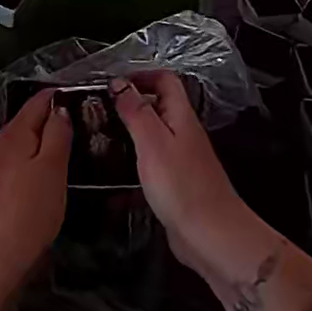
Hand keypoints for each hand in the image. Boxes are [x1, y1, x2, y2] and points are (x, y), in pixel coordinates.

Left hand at [0, 88, 70, 288]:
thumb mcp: (52, 166)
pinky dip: (43, 156)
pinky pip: (27, 159)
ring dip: (50, 136)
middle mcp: (5, 144)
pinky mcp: (3, 187)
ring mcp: (1, 166)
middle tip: (88, 116)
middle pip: (32, 118)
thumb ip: (57, 132)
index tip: (86, 94)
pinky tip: (58, 166)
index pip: (39, 101)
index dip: (61, 94)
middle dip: (56, 114)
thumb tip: (60, 106)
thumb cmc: (30, 209)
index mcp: (17, 133)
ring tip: (78, 138)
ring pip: (30, 140)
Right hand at [111, 72, 249, 271]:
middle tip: (101, 111)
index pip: (165, 79)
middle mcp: (184, 131)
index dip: (140, 75)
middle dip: (132, 101)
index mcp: (181, 115)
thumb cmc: (180, 184)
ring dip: (132, 129)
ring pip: (156, 131)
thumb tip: (119, 82)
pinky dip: (137, 156)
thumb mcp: (152, 141)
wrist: (210, 235)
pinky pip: (155, 157)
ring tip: (103, 136)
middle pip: (160, 104)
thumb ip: (135, 110)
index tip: (111, 85)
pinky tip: (119, 169)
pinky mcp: (178, 181)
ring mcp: (183, 157)